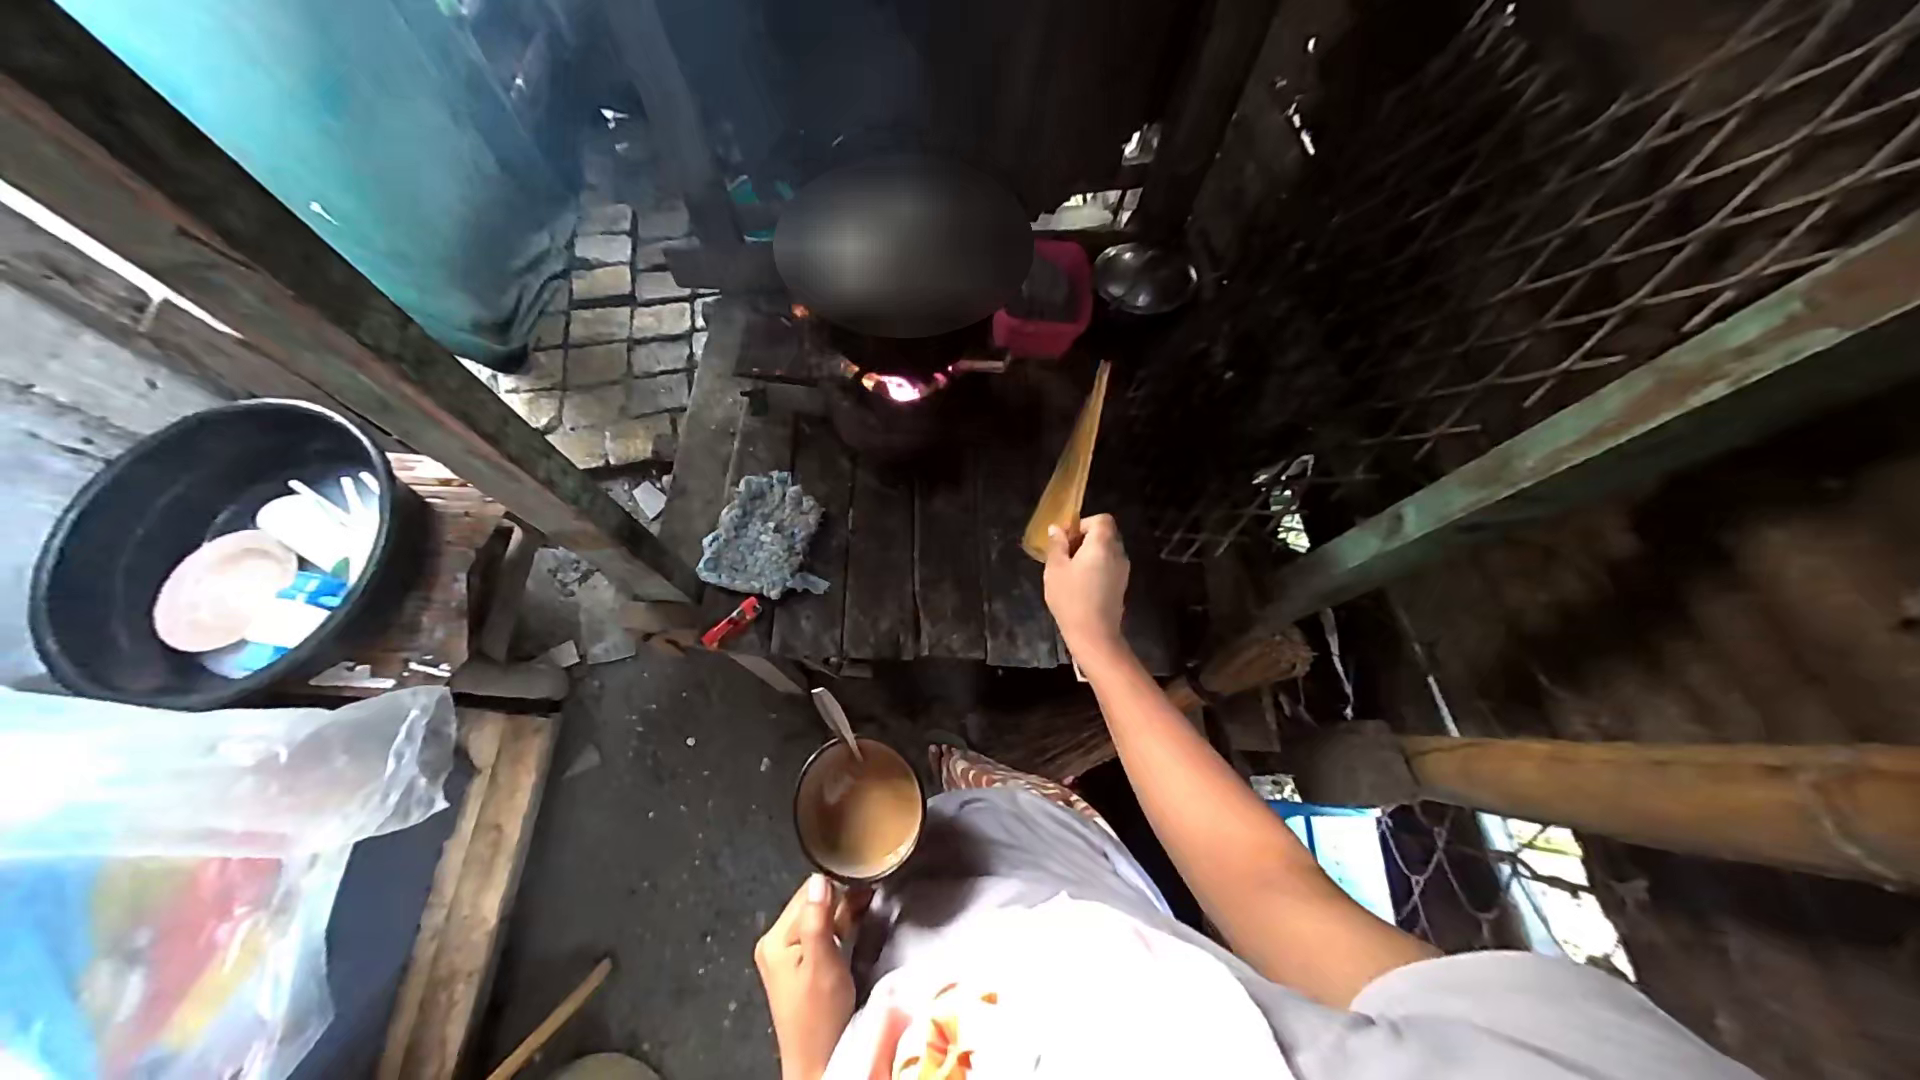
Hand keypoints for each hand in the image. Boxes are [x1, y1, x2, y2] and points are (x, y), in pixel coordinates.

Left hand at [754, 874, 867, 1079]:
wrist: (818, 1064)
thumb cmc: (820, 1017)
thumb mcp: (822, 963)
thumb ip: (818, 919)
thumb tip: (820, 877)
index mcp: (775, 938)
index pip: (808, 893)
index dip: (837, 885)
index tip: (865, 878)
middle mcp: (776, 941)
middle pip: (812, 903)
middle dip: (841, 898)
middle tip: (870, 893)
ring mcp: (787, 954)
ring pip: (819, 917)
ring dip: (843, 912)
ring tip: (868, 904)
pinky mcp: (800, 965)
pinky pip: (820, 933)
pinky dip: (839, 927)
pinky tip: (856, 923)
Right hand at [1044, 514, 1129, 654]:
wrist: (1094, 635)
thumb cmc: (1071, 598)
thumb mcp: (1055, 569)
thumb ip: (1056, 545)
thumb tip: (1056, 529)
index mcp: (1103, 544)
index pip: (1102, 519)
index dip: (1083, 524)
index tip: (1066, 539)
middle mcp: (1118, 553)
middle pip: (1105, 534)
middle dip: (1084, 539)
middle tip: (1063, 555)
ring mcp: (1123, 570)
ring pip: (1107, 551)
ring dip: (1089, 554)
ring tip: (1069, 571)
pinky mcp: (1121, 585)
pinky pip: (1109, 565)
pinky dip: (1096, 567)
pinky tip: (1080, 584)